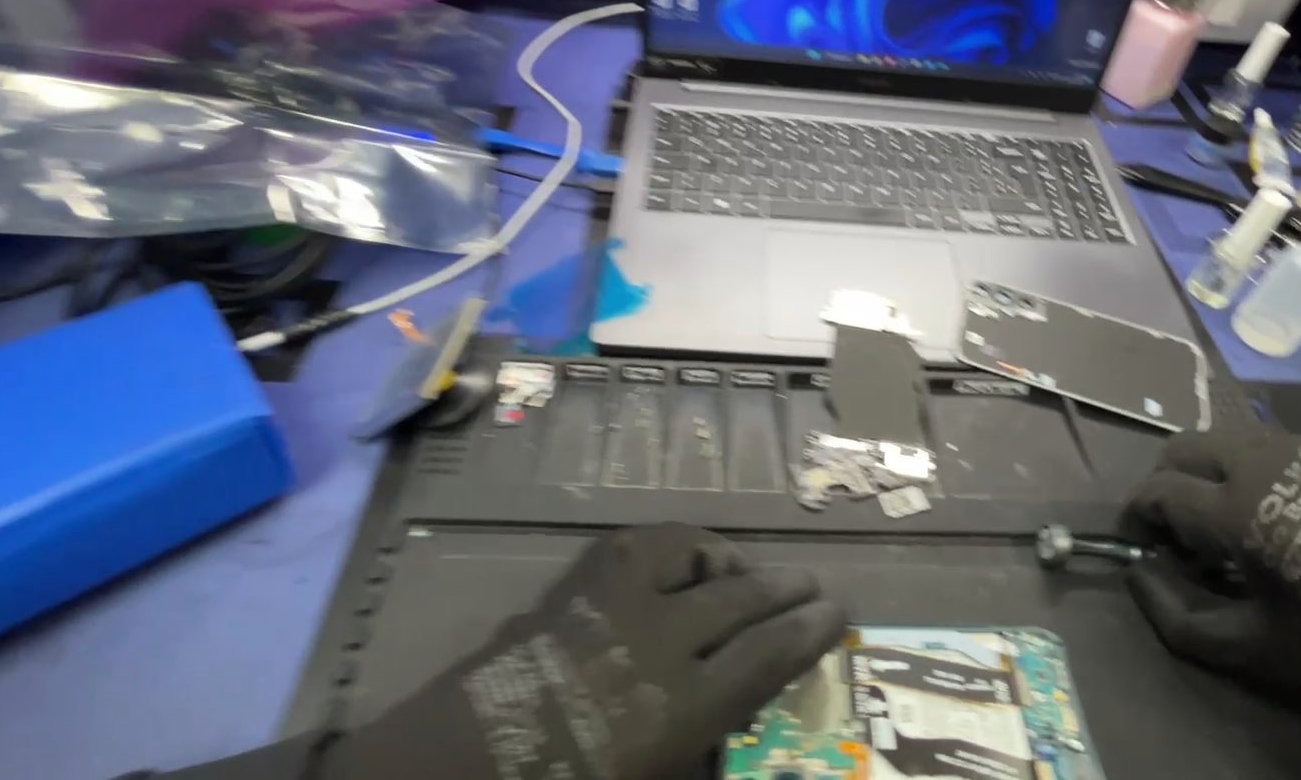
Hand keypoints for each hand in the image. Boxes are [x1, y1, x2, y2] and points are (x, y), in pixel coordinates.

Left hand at [319, 523, 845, 779]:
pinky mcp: (581, 579)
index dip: (806, 633)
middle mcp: (655, 643)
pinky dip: (672, 547)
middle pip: (739, 601)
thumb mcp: (655, 773)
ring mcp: (615, 601)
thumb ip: (702, 741)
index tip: (835, 613)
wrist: (465, 761)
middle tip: (811, 582)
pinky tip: (678, 558)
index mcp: (676, 708)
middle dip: (783, 589)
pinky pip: (641, 545)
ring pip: (691, 554)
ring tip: (740, 567)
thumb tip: (736, 708)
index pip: (763, 657)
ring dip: (726, 559)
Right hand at [1123, 427, 1300, 779]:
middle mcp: (1274, 461)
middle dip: (1170, 480)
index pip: (1158, 489)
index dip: (1139, 517)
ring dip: (1223, 474)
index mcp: (1244, 510)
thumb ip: (1178, 617)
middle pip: (1188, 444)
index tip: (1145, 545)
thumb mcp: (1262, 655)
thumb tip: (1138, 575)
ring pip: (1243, 440)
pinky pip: (1300, 451)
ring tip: (1249, 527)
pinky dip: (1280, 477)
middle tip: (1186, 529)